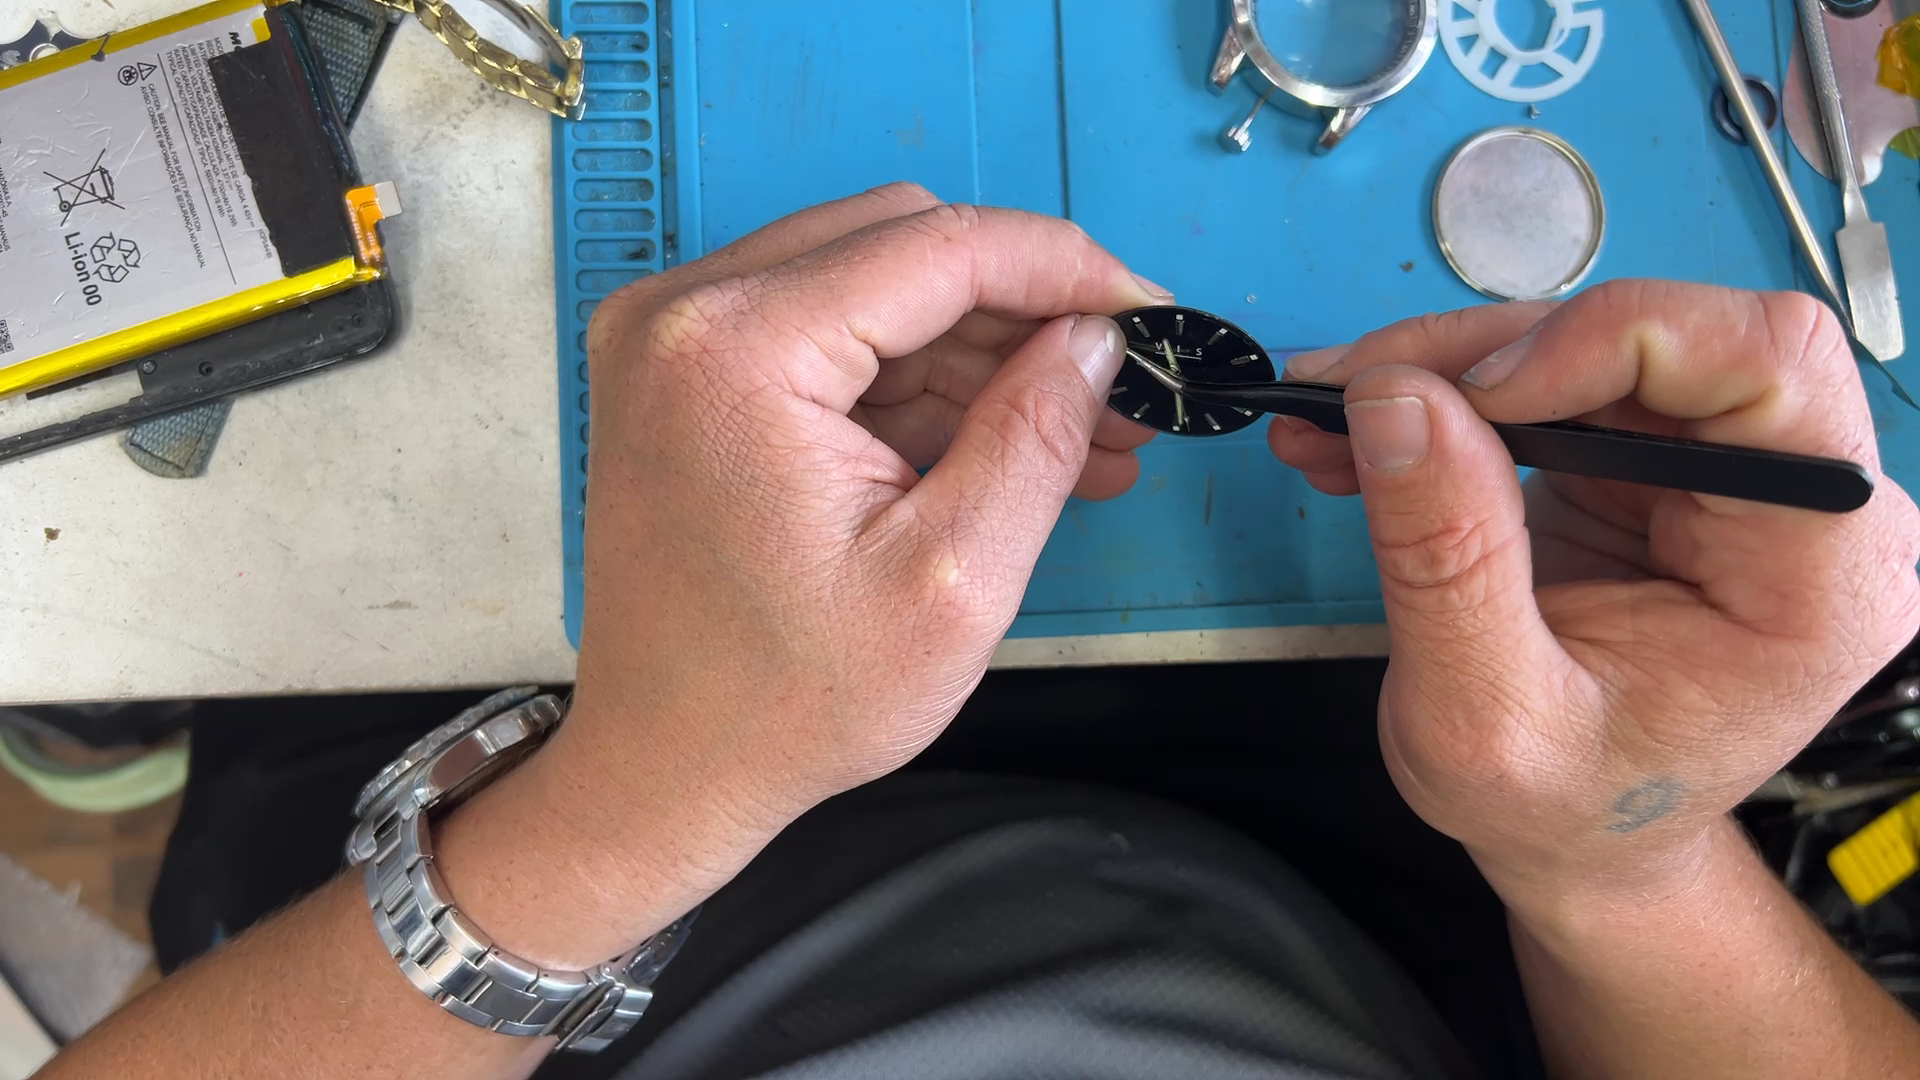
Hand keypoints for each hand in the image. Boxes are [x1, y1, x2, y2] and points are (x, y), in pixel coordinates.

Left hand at [479, 185, 1162, 957]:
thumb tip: (1094, 341)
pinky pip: (838, 348)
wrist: (666, 768)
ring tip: (1083, 429)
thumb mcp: (953, 580)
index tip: (1148, 309)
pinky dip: (925, 386)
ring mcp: (681, 342)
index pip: (939, 247)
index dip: (1063, 268)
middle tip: (1114, 383)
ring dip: (985, 355)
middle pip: (905, 251)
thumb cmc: (794, 702)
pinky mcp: (696, 381)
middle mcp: (688, 313)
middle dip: (1026, 313)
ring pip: (879, 296)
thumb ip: (1035, 437)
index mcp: (738, 347)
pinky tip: (1004, 441)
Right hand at [1266, 281, 1919, 897]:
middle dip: (1467, 358)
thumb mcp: (1475, 705)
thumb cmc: (1546, 801)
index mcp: (1807, 568)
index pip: (1759, 365)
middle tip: (1339, 398)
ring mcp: (1690, 478)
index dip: (1598, 345)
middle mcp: (1771, 497)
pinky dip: (1418, 412)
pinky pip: (1515, 401)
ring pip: (1560, 355)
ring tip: (1317, 424)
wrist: (1562, 832)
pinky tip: (1347, 447)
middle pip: (1640, 343)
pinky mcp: (1614, 476)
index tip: (1453, 404)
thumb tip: (1390, 400)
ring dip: (1422, 379)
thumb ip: (1442, 555)